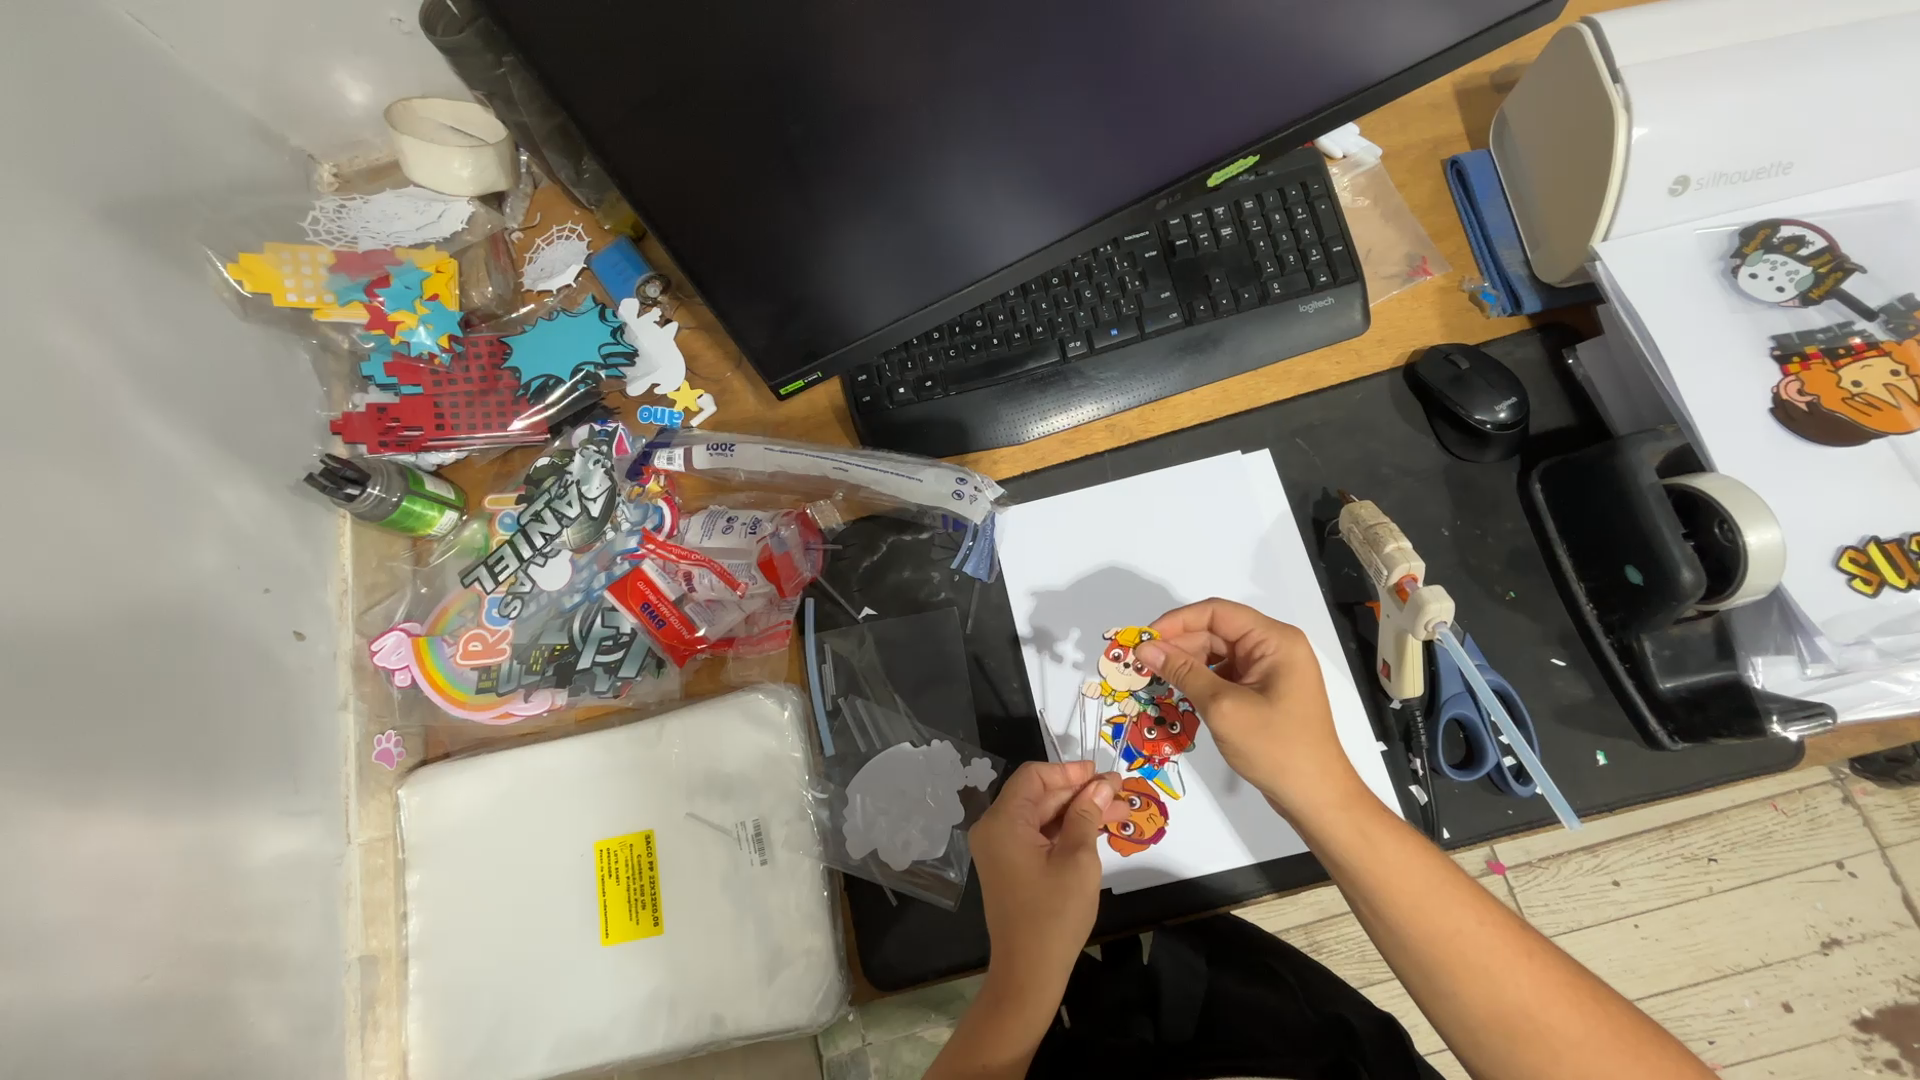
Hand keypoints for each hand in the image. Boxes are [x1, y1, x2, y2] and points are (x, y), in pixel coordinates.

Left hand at [970, 761, 1122, 994]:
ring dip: (1077, 811)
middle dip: (1080, 791)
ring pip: (1041, 815)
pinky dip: (1065, 830)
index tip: (1102, 774)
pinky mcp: (1010, 865)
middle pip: (1039, 794)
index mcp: (1003, 821)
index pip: (1034, 776)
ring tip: (1119, 810)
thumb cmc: (1054, 915)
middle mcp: (994, 828)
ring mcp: (1000, 848)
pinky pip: (1037, 834)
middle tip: (1120, 792)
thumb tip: (1101, 784)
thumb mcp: (1078, 859)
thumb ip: (1087, 815)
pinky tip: (1096, 829)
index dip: (1069, 771)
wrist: (1029, 974)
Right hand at [1139, 599, 1363, 818]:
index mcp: (1274, 640)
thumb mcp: (1223, 707)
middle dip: (1179, 644)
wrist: (1317, 797)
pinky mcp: (1265, 691)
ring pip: (1218, 653)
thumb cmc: (1275, 748)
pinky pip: (1226, 673)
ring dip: (1187, 662)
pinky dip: (1202, 679)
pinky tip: (1181, 692)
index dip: (1177, 621)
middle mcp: (1275, 647)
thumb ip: (1183, 672)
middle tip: (1143, 664)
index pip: (1217, 613)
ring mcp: (1271, 670)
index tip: (1144, 641)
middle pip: (1216, 631)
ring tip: (1156, 678)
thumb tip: (1145, 649)